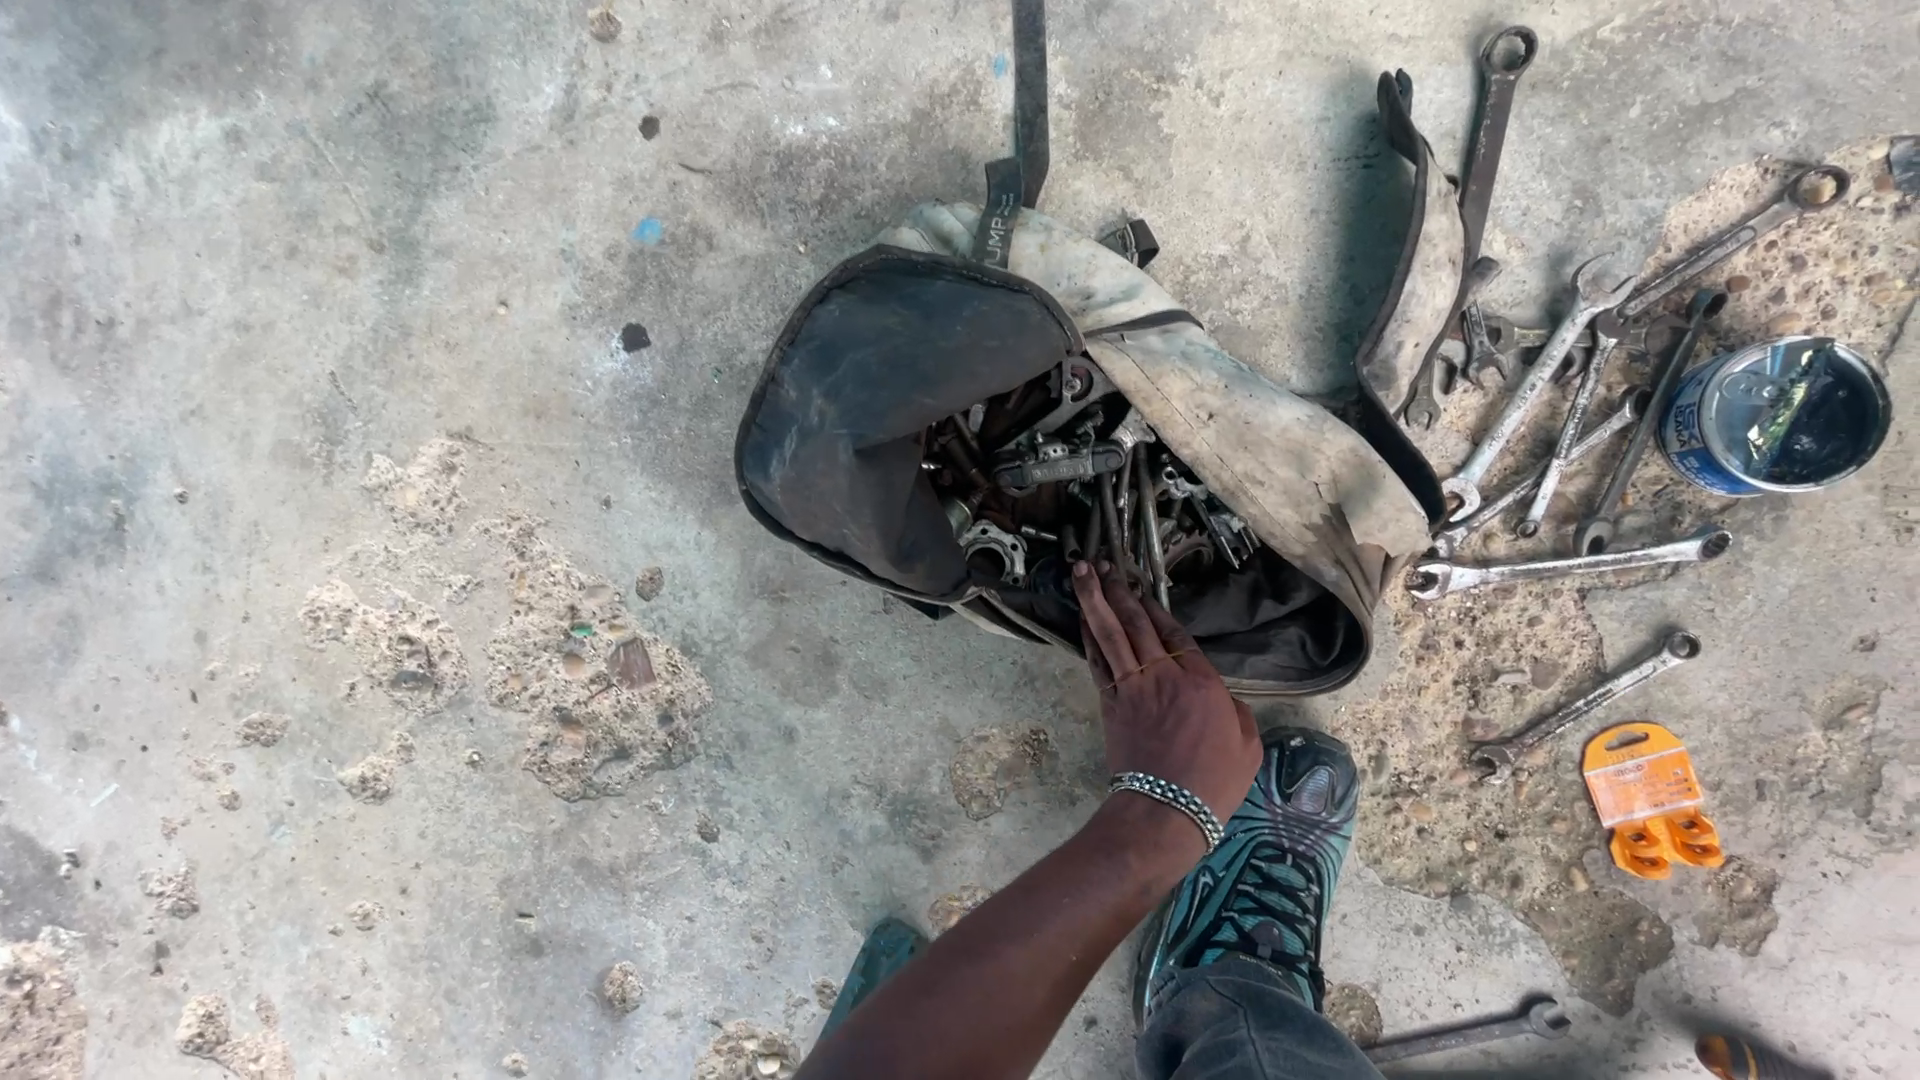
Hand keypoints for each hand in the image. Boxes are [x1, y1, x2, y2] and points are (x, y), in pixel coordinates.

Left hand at [1072, 561, 1261, 823]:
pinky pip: (1097, 660)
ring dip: (1093, 600)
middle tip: (1099, 563)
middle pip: (1136, 622)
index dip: (1156, 607)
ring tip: (1081, 573)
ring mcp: (1132, 687)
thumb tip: (1217, 695)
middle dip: (1117, 589)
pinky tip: (1082, 619)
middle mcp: (1162, 675)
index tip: (1142, 589)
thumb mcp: (1247, 743)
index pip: (1176, 633)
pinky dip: (1088, 636)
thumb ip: (1233, 708)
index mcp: (1201, 681)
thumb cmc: (1214, 782)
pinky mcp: (1110, 703)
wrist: (1166, 811)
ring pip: (1110, 633)